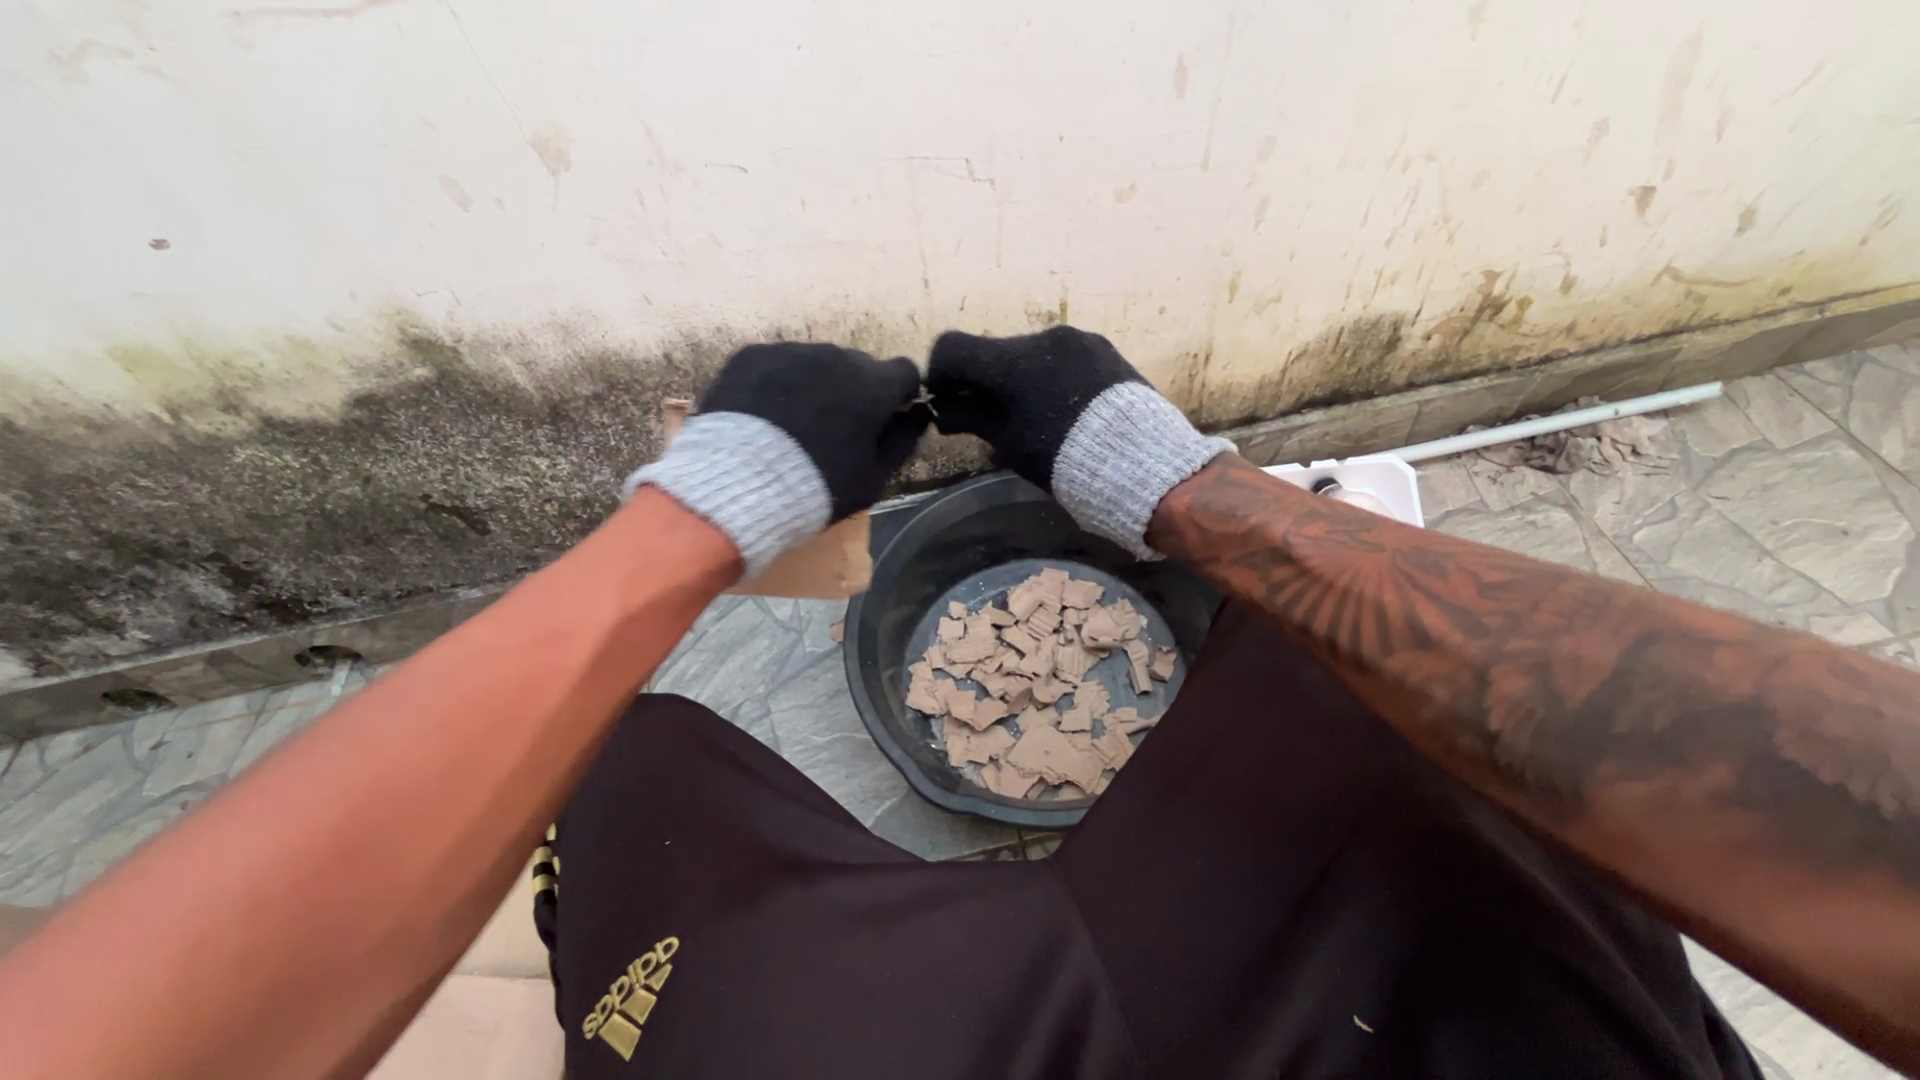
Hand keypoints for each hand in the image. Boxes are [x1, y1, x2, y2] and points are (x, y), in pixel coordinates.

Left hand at [626, 343, 929, 576]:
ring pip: (817, 363)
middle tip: (837, 427)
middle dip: (856, 390)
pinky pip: (778, 364)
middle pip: (859, 365)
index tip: (886, 419)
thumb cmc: (818, 487)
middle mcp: (836, 356)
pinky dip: (779, 383)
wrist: (740, 485)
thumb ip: (903, 441)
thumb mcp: (874, 478)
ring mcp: (791, 352)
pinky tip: (766, 416)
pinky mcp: (752, 355)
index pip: (905, 372)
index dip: (899, 396)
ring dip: (817, 384)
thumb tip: (917, 416)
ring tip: (796, 424)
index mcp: (873, 385)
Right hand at [926, 326, 1231, 558]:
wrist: (1145, 466)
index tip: (946, 400)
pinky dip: (1048, 378)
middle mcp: (1043, 339)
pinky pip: (1061, 358)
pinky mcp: (1104, 349)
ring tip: (1031, 418)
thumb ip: (973, 419)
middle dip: (982, 381)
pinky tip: (1062, 410)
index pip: (954, 348)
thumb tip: (944, 411)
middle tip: (985, 416)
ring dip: (1018, 380)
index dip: (941, 374)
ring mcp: (1078, 340)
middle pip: (993, 351)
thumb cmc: (1067, 462)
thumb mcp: (1011, 445)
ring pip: (1029, 354)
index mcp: (1013, 362)